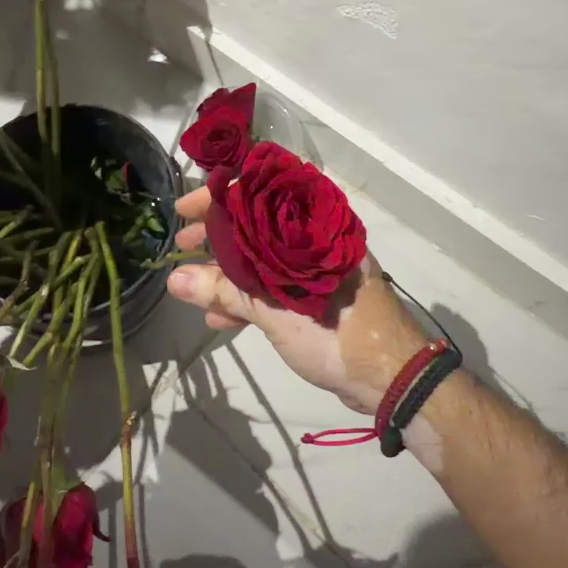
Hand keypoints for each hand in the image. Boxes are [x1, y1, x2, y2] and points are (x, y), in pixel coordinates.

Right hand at [166, 186, 428, 414]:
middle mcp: (315, 236)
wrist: (393, 376)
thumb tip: (175, 279)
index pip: (258, 191)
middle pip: (256, 223)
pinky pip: (274, 284)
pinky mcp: (316, 295)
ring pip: (262, 256)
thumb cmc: (338, 331)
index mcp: (312, 223)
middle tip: (182, 246)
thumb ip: (225, 291)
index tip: (183, 211)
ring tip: (192, 286)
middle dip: (216, 235)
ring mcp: (317, 267)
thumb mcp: (276, 311)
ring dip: (228, 269)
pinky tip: (220, 317)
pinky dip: (248, 295)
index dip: (217, 197)